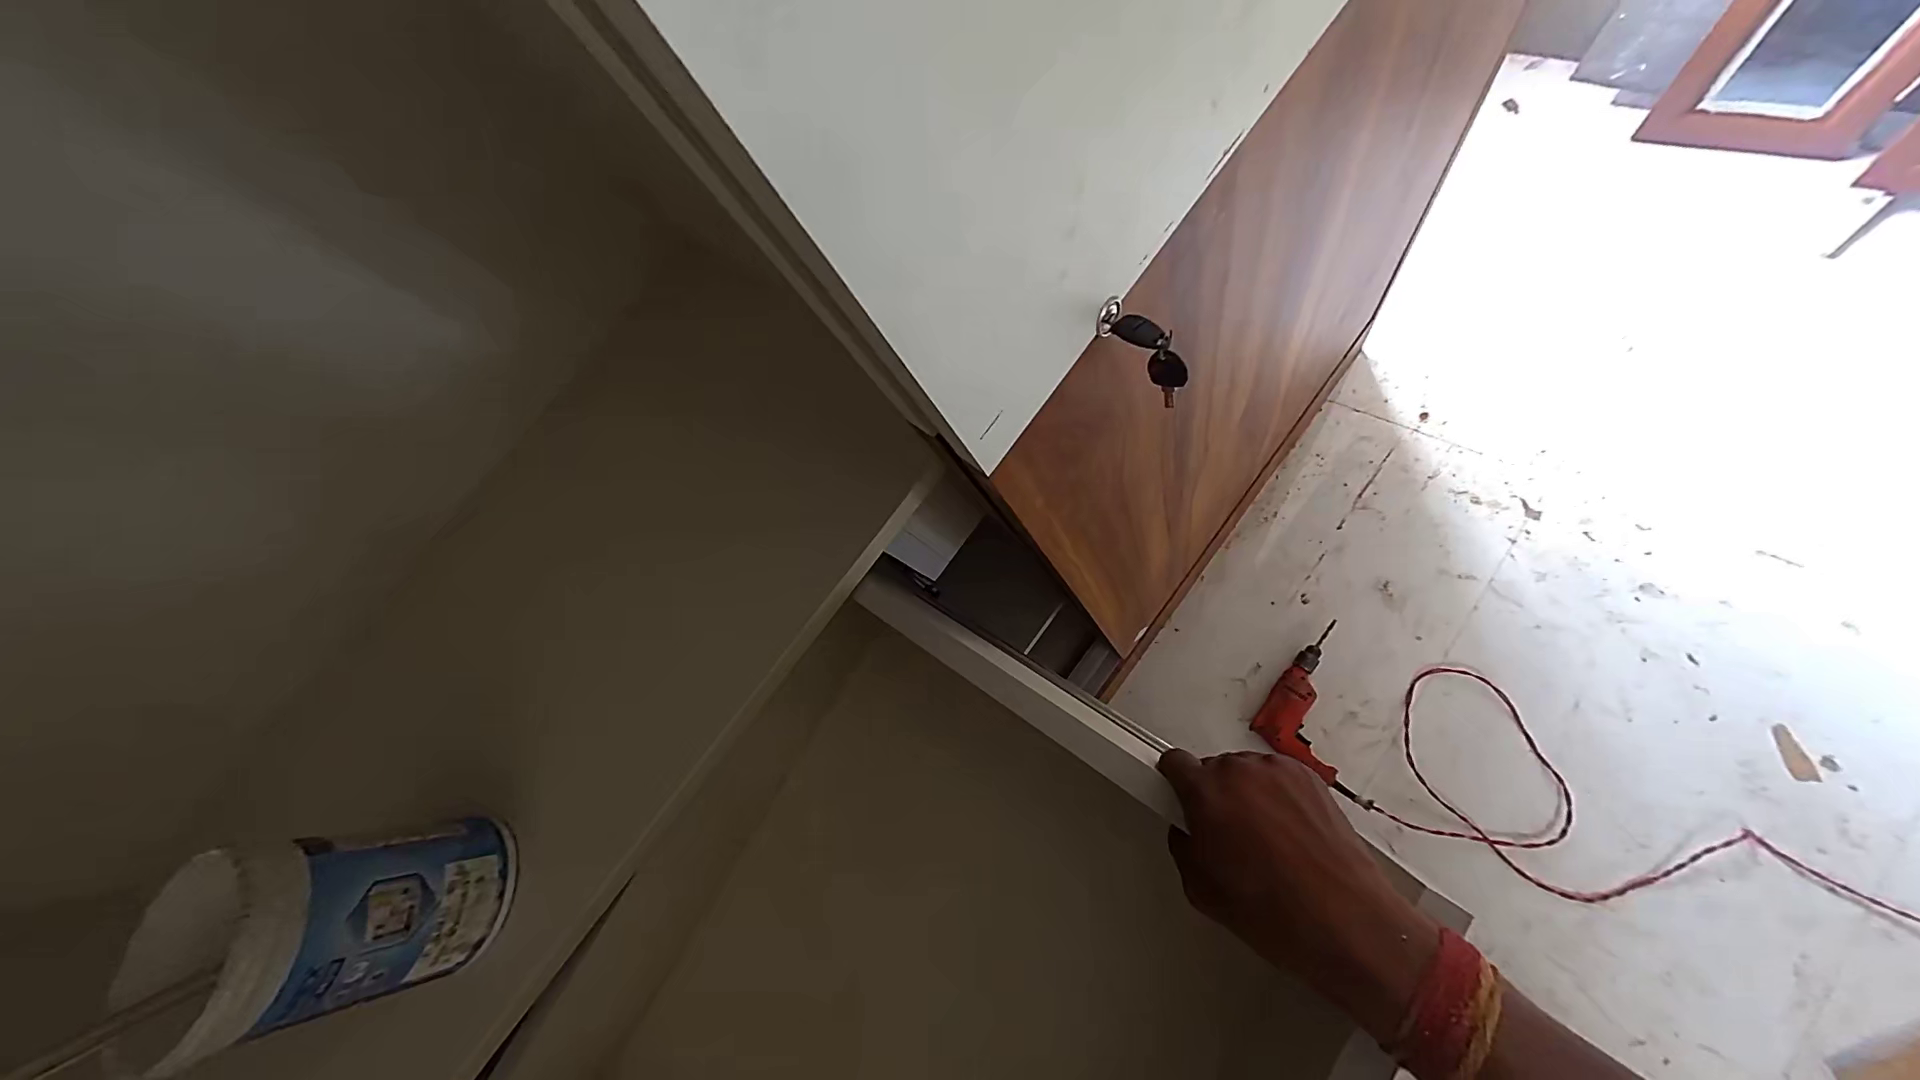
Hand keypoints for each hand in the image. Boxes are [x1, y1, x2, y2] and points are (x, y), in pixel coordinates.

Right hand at [1157, 749, 1436, 1039]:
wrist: (1348, 924)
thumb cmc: (1281, 913)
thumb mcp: (1201, 891)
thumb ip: (1182, 848)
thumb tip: (1187, 837)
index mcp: (1204, 793)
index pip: (1174, 762)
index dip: (1174, 781)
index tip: (1179, 793)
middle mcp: (1239, 772)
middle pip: (1212, 768)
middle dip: (1213, 795)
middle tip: (1225, 833)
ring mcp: (1277, 772)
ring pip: (1245, 771)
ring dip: (1246, 793)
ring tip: (1263, 839)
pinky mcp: (1309, 778)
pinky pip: (1278, 777)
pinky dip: (1278, 796)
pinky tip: (1286, 833)